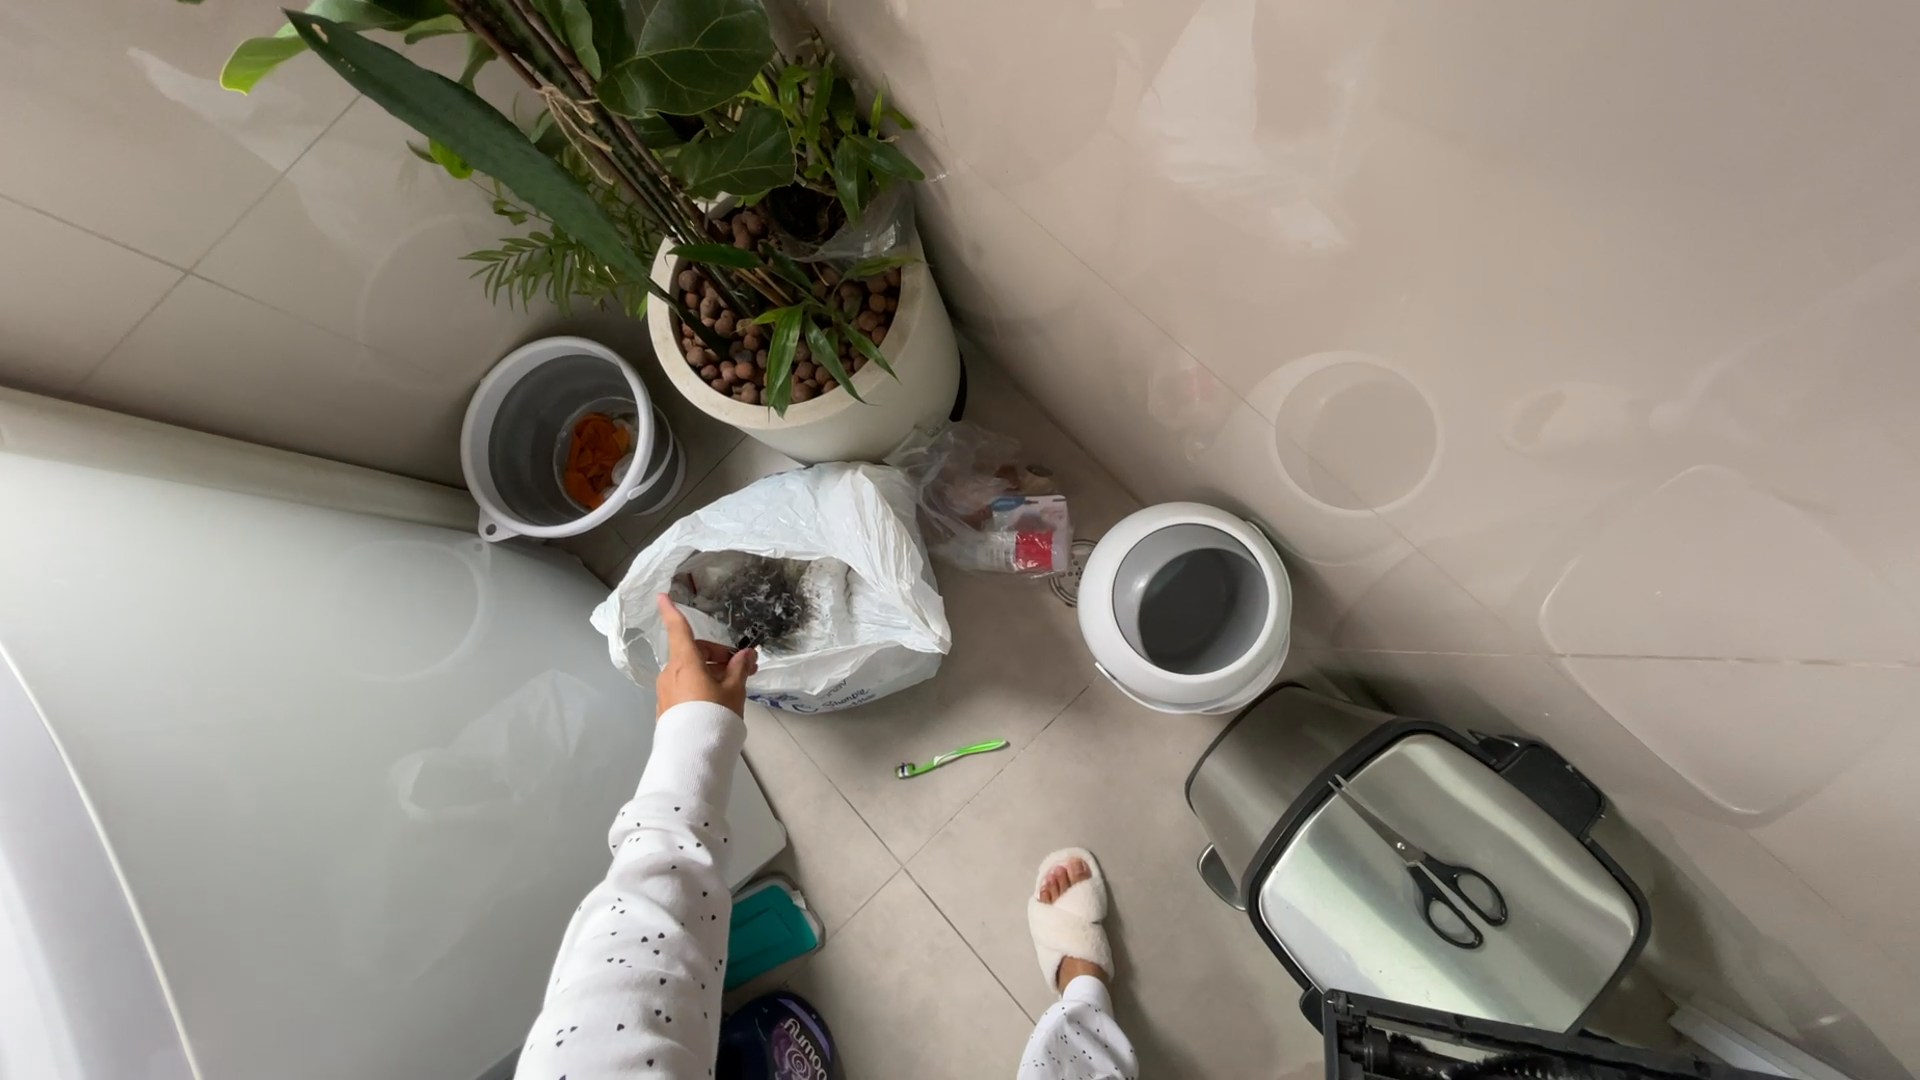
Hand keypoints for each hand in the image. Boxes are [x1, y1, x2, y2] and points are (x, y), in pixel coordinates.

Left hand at [655, 593, 756, 718]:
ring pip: (691, 670)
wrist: (693, 753)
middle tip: (744, 666)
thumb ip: (739, 668)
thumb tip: (746, 654)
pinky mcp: (667, 707)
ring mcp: (667, 691)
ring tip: (736, 685)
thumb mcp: (734, 688)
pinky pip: (686, 686)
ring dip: (712, 670)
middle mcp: (671, 673)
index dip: (671, 611)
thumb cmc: (714, 714)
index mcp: (685, 662)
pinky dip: (702, 684)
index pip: (678, 630)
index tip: (662, 596)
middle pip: (693, 652)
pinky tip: (720, 698)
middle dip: (718, 654)